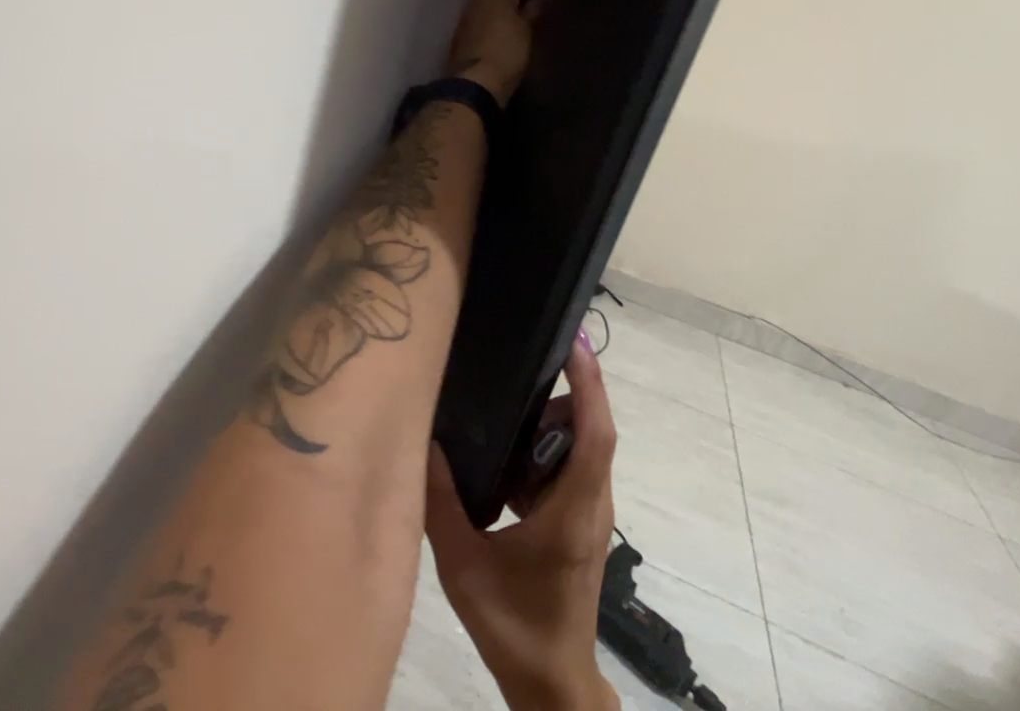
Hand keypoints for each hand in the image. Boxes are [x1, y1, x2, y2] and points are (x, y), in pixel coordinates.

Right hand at [424, 335, 618, 710]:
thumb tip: (424, 444)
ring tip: (501, 412)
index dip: (590, 384)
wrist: (551, 679)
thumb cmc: (512, 625)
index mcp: (574, 511)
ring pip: (580, 450)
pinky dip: (542, 453)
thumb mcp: (462, 566)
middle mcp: (591, 504)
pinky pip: (567, 471)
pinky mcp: (579, 524)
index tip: (574, 341)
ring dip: (548, 427)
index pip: (595, 434)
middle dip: (560, 397)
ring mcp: (588, 515)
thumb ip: (441, 503)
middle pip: (590, 432)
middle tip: (514, 374)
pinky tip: (500, 460)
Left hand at [446, 0, 560, 104]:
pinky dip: (501, 19)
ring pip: (495, 4)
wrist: (473, 85)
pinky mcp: (464, 36)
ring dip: (512, 6)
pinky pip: (487, 19)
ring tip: (533, 14)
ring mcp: (469, 17)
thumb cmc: (506, 52)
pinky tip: (513, 28)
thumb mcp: (527, 28)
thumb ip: (538, 4)